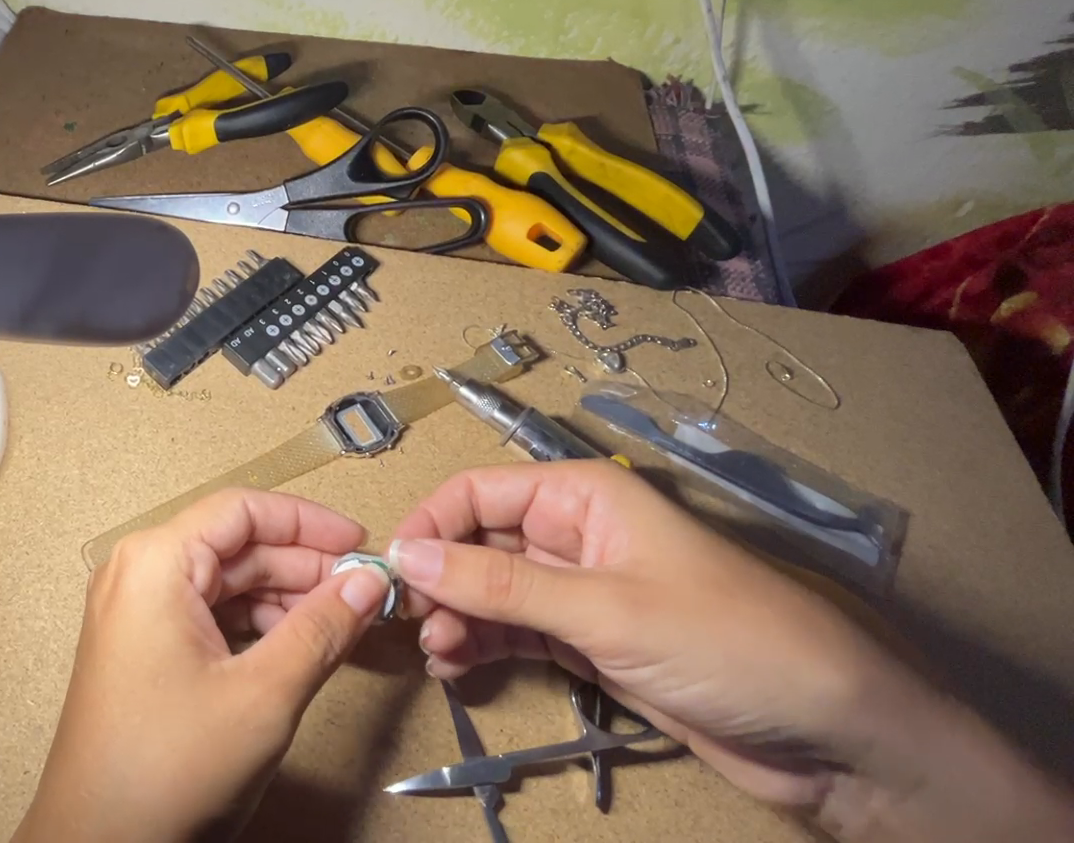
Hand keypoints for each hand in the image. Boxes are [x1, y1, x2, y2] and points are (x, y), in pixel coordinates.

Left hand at [14, 489, 391, 842]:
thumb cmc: (165, 769)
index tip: (360, 543)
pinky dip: (257, 623)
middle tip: (364, 590)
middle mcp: (140, 570)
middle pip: (236, 544)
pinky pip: (209, 611)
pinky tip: (300, 641)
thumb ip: (321, 629)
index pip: (241, 510)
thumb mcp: (262, 695)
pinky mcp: (144, 642)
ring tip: (343, 619)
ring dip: (285, 596)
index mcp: (156, 561)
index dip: (307, 521)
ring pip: (226, 580)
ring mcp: (138, 606)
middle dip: (303, 565)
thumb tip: (366, 582)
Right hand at [386, 460, 1073, 841]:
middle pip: (476, 542)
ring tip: (438, 654)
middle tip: (411, 624)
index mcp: (578, 495)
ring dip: (455, 617)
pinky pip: (512, 630)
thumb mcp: (602, 608)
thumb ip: (496, 583)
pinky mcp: (584, 639)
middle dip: (439, 580)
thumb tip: (403, 556)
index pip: (477, 492)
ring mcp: (576, 589)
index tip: (392, 571)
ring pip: (487, 589)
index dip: (430, 525)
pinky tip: (458, 666)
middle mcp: (569, 532)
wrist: (839, 737)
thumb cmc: (725, 640)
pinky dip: (481, 645)